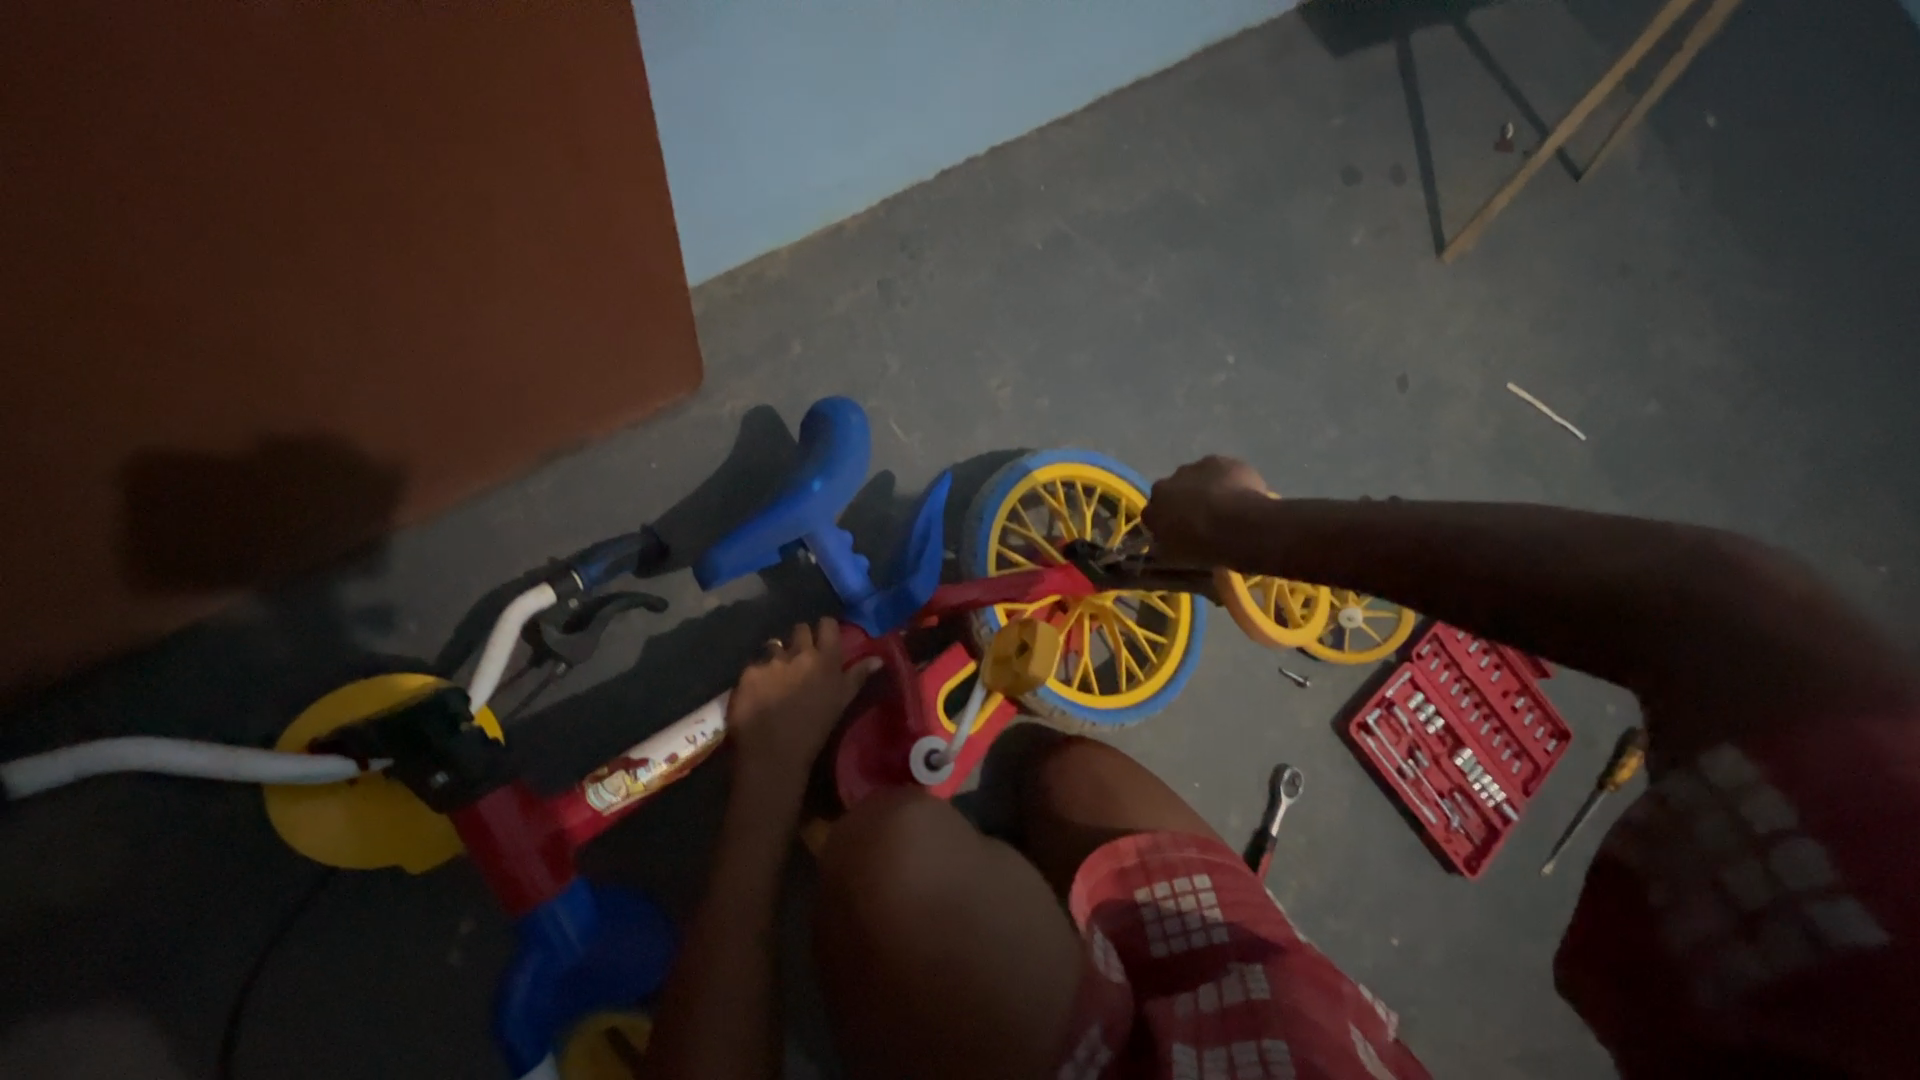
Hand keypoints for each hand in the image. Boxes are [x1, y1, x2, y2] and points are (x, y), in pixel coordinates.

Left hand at [726, 619, 880, 801]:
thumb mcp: (842, 702)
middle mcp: (799, 654)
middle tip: (799, 659)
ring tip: (775, 675)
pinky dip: (756, 675)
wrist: (775, 755)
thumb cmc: (815, 730)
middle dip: (799, 640)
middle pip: (800, 629)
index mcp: (826, 660)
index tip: (823, 640)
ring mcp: (771, 662)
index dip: (824, 630)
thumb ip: (858, 676)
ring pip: (774, 644)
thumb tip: (878, 658)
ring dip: (776, 656)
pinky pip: (754, 665)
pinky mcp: (748, 672)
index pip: (827, 624)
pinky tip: (757, 691)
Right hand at [1143, 455, 1270, 562]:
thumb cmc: (1204, 546)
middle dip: (1185, 500)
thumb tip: (1162, 544)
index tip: (1179, 531)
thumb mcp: (1177, 556)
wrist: (1238, 526)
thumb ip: (1165, 546)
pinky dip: (1229, 480)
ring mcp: (1195, 468)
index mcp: (1154, 508)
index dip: (1166, 521)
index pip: (1152, 513)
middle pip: (1174, 490)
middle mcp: (1168, 483)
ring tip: (1226, 506)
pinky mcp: (1221, 462)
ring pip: (1198, 477)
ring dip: (1207, 487)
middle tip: (1203, 518)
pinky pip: (1222, 471)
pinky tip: (1243, 495)